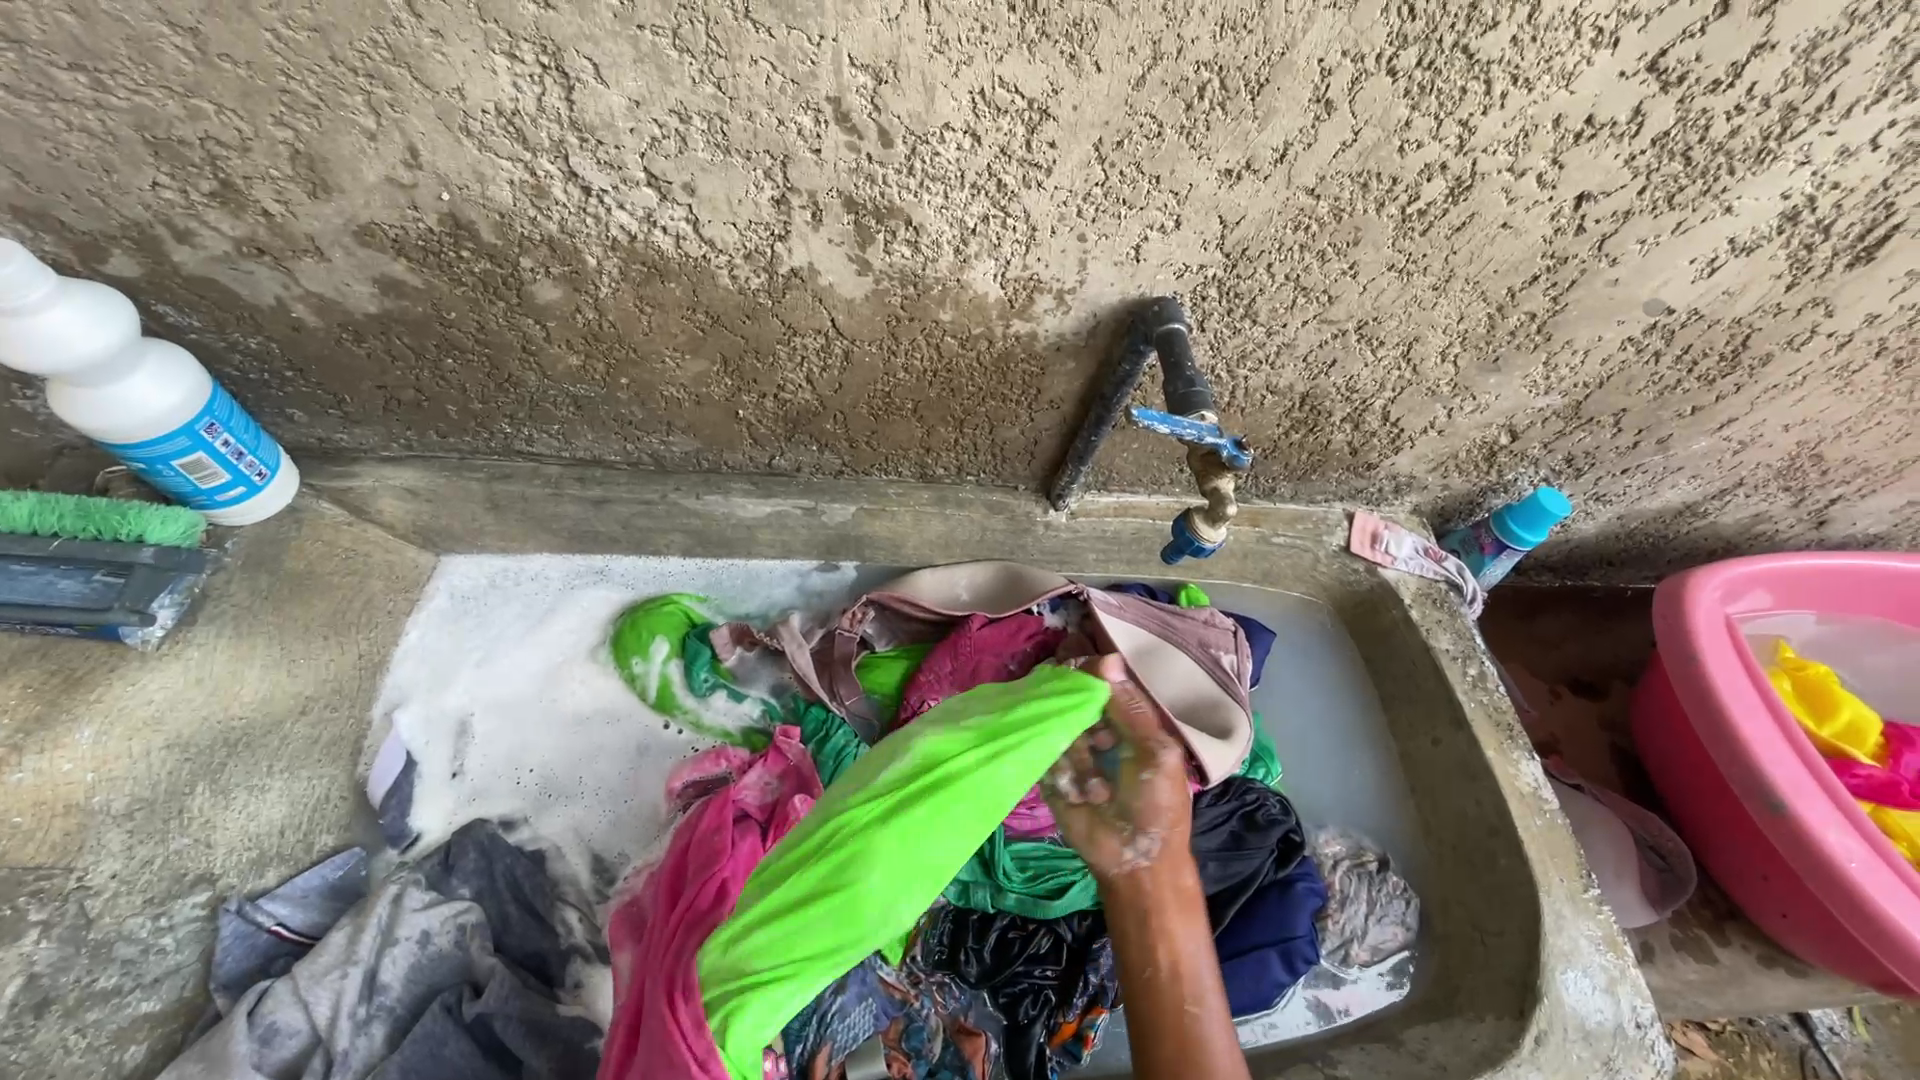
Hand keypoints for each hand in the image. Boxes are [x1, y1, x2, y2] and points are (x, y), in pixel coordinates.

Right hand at [1044, 654, 1193, 882]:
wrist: (1135, 862)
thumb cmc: (1158, 806)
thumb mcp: (1157, 752)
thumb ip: (1131, 707)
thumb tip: (1108, 659)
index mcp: (1128, 717)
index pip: (1103, 679)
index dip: (1090, 671)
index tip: (1079, 666)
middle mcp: (1096, 727)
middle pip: (1073, 697)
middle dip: (1081, 718)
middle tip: (1099, 743)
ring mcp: (1071, 749)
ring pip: (1057, 727)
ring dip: (1080, 760)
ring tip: (1099, 791)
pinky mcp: (1051, 772)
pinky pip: (1045, 755)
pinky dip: (1065, 776)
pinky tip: (1083, 797)